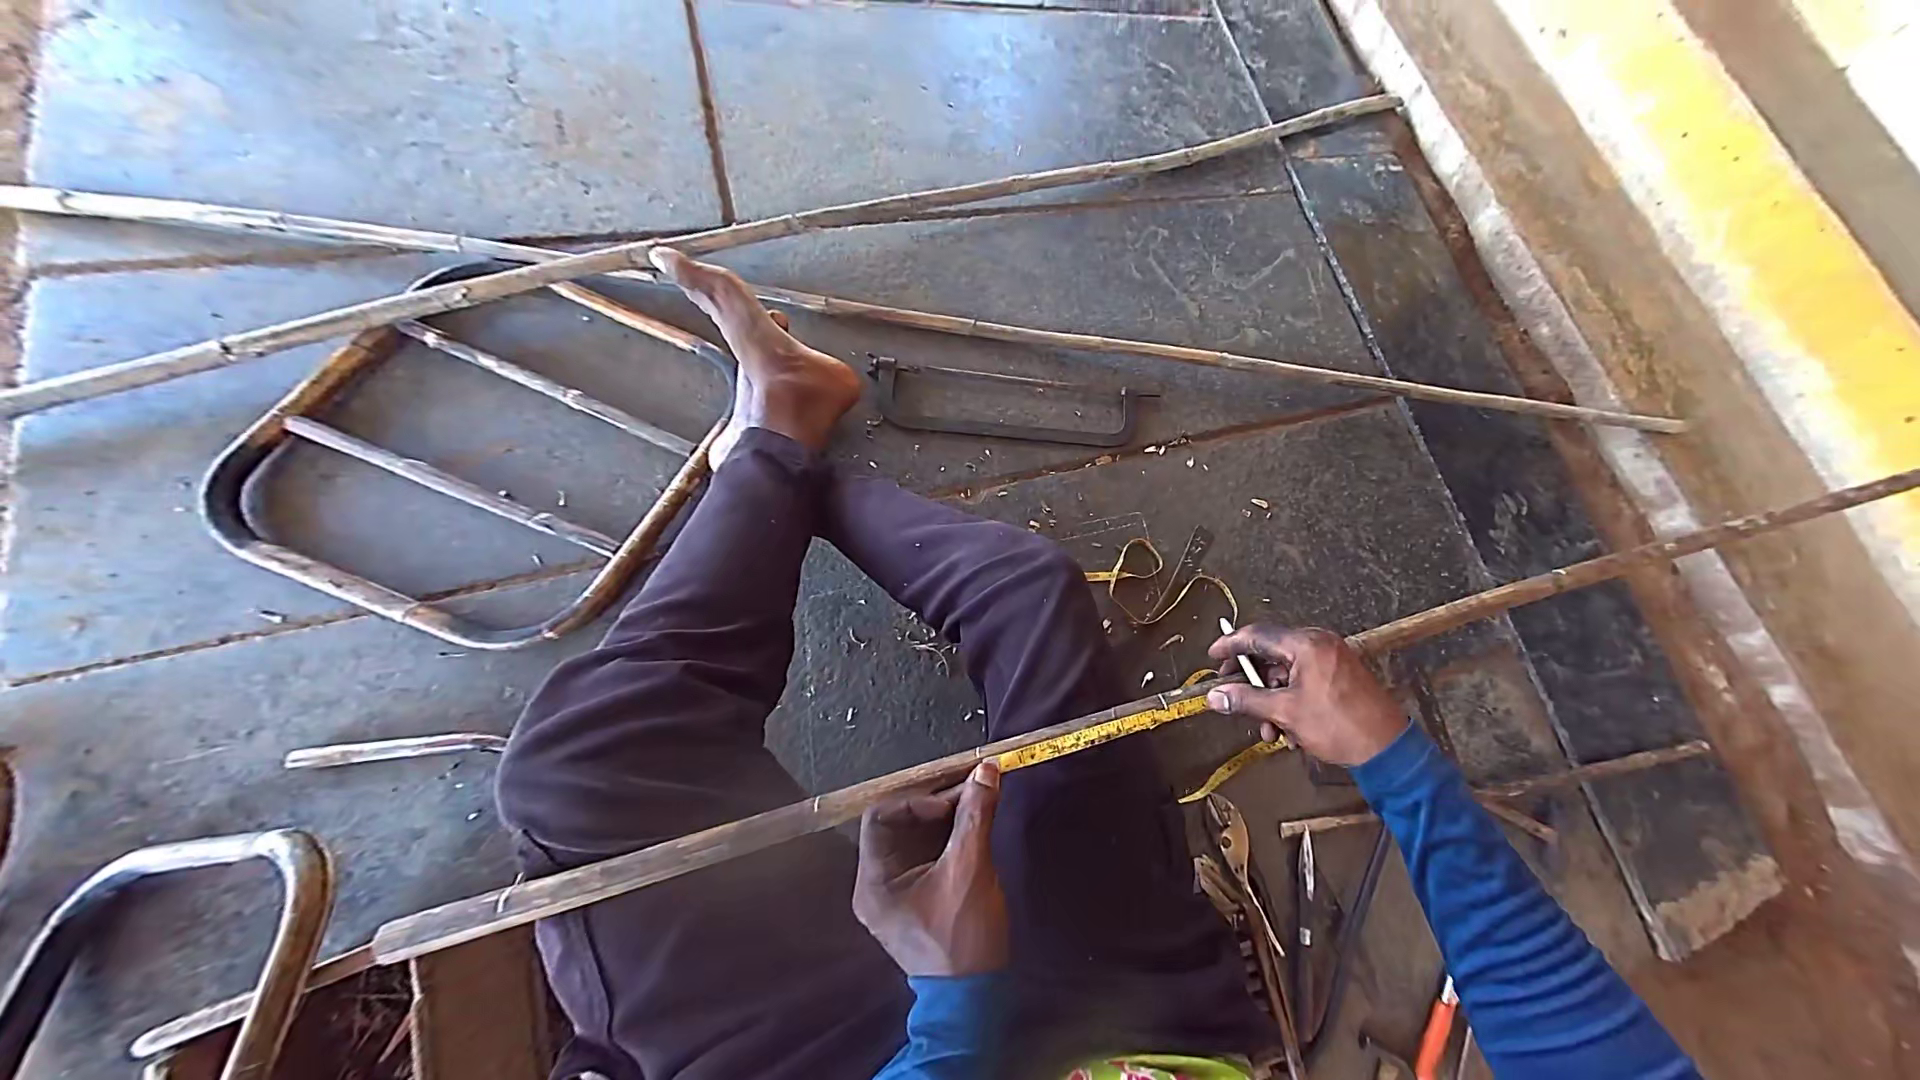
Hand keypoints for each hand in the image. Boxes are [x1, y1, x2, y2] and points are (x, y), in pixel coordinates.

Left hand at [853, 761, 1008, 976]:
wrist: (975, 1003)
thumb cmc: (963, 941)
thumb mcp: (970, 870)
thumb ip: (975, 816)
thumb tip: (985, 770)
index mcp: (874, 881)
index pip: (880, 817)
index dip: (914, 802)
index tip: (950, 804)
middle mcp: (877, 883)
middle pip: (899, 823)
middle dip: (936, 804)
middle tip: (971, 790)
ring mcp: (897, 892)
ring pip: (916, 835)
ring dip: (946, 816)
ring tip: (977, 801)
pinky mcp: (918, 896)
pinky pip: (927, 852)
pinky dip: (949, 834)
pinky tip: (974, 823)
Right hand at [1205, 625, 1406, 766]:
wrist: (1389, 752)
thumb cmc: (1343, 727)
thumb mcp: (1285, 712)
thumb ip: (1246, 700)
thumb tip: (1217, 696)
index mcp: (1306, 644)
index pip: (1256, 635)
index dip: (1229, 645)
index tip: (1214, 655)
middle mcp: (1319, 644)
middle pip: (1269, 653)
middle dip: (1251, 681)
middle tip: (1233, 694)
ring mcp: (1332, 658)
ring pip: (1284, 671)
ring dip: (1270, 697)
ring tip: (1268, 727)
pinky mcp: (1339, 674)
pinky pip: (1302, 679)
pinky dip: (1289, 699)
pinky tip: (1287, 727)